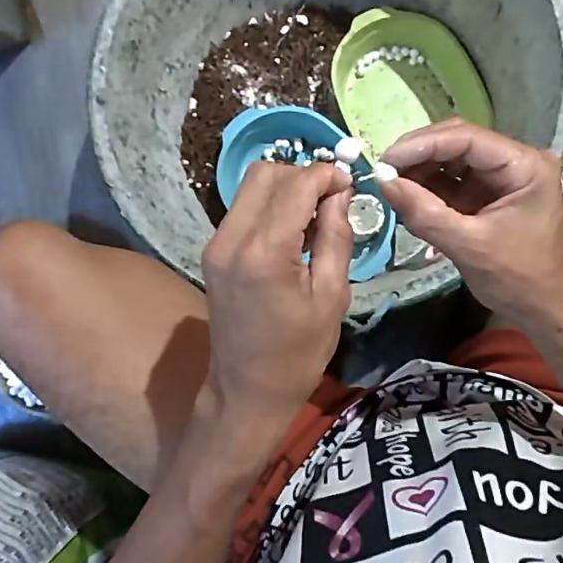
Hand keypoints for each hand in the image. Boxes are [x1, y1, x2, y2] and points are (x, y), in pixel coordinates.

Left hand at [200, 159, 354, 425]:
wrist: (247, 390)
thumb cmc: (298, 353)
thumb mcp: (332, 296)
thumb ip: (336, 236)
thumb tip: (341, 193)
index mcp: (265, 252)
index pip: (296, 184)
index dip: (327, 175)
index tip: (350, 185)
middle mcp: (232, 239)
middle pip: (266, 172)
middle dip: (303, 176)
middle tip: (331, 201)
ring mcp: (216, 244)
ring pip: (250, 186)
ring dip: (285, 189)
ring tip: (313, 218)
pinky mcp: (212, 252)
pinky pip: (242, 210)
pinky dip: (269, 207)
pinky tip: (291, 232)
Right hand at [376, 119, 562, 326]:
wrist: (540, 307)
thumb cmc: (516, 277)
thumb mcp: (468, 246)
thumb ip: (425, 213)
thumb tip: (383, 182)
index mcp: (524, 165)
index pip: (467, 139)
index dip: (422, 145)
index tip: (385, 160)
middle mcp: (514, 161)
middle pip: (457, 142)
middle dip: (418, 155)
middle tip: (382, 171)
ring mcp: (500, 177)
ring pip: (450, 159)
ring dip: (418, 170)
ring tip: (390, 185)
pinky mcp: (486, 194)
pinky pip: (450, 180)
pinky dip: (426, 187)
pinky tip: (405, 196)